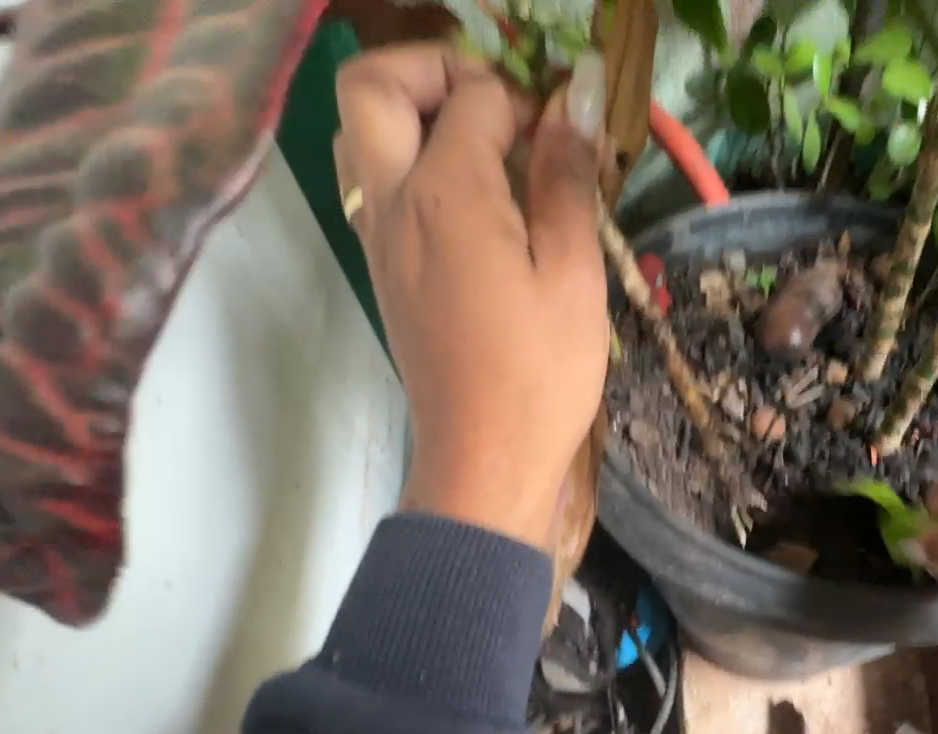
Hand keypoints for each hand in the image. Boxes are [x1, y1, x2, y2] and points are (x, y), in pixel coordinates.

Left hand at [334, 44, 606, 550]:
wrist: (486, 458)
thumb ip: (567, 181)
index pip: (474, 98)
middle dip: (435, 71)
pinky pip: (375, 187)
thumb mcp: (574, 276)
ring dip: (414, 116)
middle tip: (497, 108)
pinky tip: (473, 210)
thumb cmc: (542, 374)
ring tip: (482, 153)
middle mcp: (394, 202)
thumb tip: (572, 102)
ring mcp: (379, 239)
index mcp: (446, 194)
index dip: (526, 100)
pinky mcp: (384, 272)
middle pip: (374, 86)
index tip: (567, 137)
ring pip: (362, 134)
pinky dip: (412, 166)